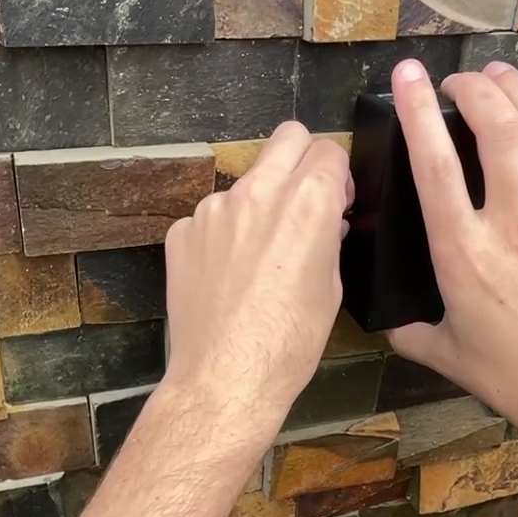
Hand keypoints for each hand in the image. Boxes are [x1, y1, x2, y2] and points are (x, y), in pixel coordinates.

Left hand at [160, 122, 352, 438]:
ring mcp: (212, 210)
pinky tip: (225, 276)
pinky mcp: (181, 232)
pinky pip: (209, 217)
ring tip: (258, 256)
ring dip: (258, 202)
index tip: (335, 202)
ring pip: (245, 181)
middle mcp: (257, 192)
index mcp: (306, 202)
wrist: (225, 378)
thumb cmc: (290, 343)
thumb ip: (329, 238)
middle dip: (301, 161)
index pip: (328, 150)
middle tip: (302, 203)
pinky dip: (222, 235)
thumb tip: (327, 221)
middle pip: (286, 138)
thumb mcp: (331, 288)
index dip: (336, 176)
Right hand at [385, 59, 517, 467]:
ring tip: (500, 76)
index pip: (435, 164)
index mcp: (463, 252)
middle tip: (459, 81)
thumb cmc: (511, 376)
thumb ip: (408, 330)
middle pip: (497, 127)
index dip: (418, 110)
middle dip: (474, 88)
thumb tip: (387, 321)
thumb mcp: (444, 353)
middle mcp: (512, 223)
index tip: (408, 76)